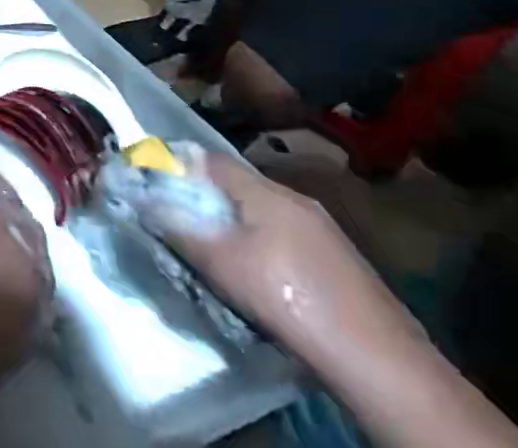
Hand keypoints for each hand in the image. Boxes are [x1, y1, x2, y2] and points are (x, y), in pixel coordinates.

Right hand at [145, 153, 426, 370]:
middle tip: (169, 210)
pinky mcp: (336, 258)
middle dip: (198, 191)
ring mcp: (323, 230)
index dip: (173, 161)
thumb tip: (138, 197)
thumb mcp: (216, 259)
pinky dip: (253, 236)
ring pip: (258, 208)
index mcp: (268, 193)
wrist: (379, 360)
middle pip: (235, 182)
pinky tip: (248, 263)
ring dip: (227, 216)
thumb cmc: (286, 296)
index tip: (146, 176)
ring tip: (203, 238)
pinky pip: (280, 230)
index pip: (209, 158)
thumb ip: (173, 223)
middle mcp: (297, 201)